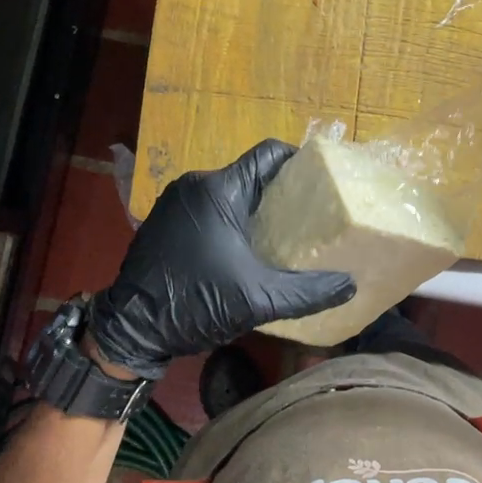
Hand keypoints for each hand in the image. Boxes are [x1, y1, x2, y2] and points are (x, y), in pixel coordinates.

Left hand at [90, 140, 356, 379]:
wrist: (131, 328)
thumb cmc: (194, 303)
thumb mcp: (258, 300)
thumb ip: (307, 292)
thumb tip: (350, 285)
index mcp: (219, 189)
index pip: (269, 154)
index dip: (300, 161)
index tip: (323, 181)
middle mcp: (197, 184)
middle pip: (252, 174)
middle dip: (282, 192)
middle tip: (312, 214)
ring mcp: (177, 201)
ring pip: (231, 192)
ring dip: (257, 208)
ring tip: (286, 232)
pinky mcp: (167, 219)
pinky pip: (210, 207)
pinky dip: (233, 220)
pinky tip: (248, 247)